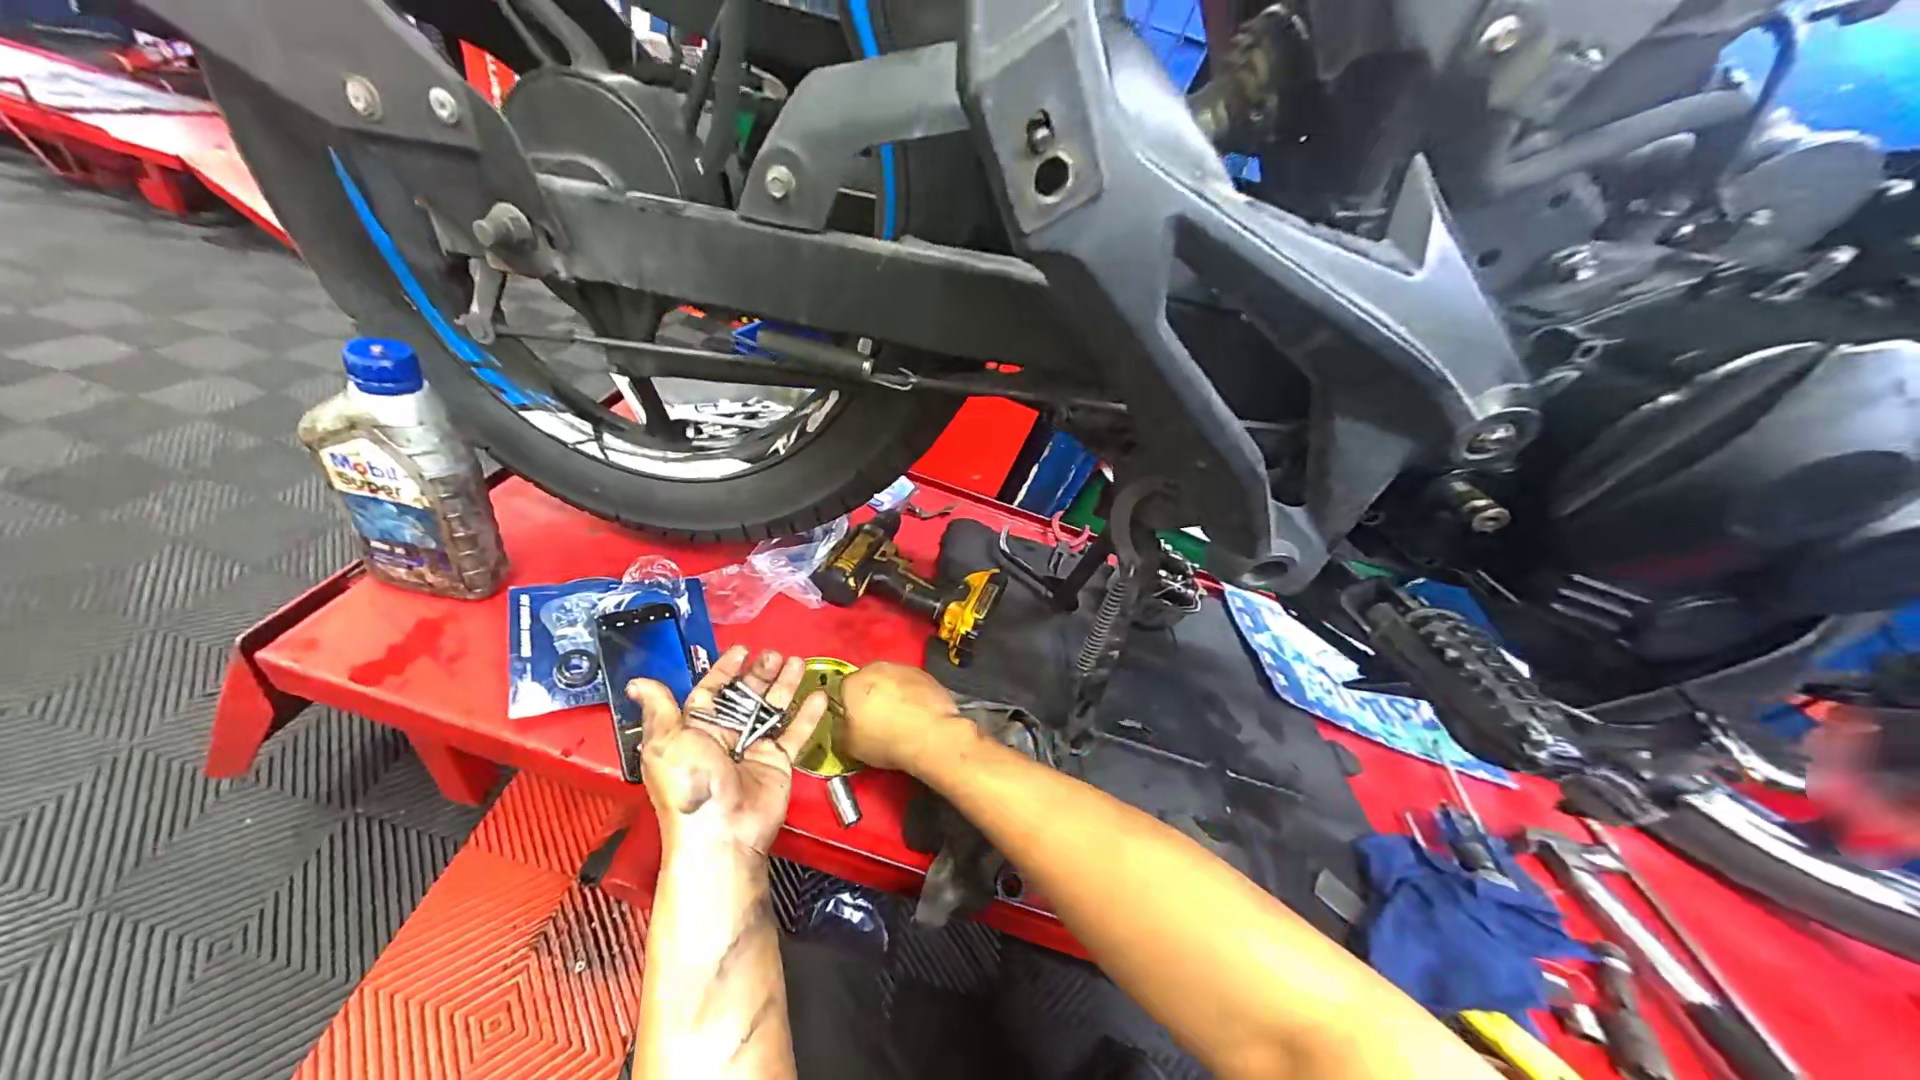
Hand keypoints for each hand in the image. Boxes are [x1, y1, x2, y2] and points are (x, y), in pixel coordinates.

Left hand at [627, 645, 827, 859]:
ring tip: (797, 663)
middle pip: (746, 696)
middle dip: (760, 673)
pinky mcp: (778, 763)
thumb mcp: (664, 742)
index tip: (741, 650)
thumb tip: (636, 682)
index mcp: (695, 729)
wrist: (722, 832)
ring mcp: (753, 749)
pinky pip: (795, 734)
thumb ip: (658, 708)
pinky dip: (808, 715)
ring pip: (773, 709)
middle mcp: (725, 737)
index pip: (711, 691)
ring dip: (785, 685)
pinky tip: (819, 695)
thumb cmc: (689, 785)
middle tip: (775, 655)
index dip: (724, 670)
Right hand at [838, 662, 970, 772]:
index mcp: (853, 682)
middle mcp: (876, 668)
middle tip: (877, 720)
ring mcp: (904, 668)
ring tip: (901, 718)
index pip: (843, 691)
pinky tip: (917, 714)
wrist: (931, 735)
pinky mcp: (926, 675)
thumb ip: (841, 729)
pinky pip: (912, 685)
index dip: (848, 708)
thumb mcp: (850, 746)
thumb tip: (844, 725)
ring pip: (891, 681)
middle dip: (871, 697)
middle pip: (868, 682)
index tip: (856, 722)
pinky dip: (912, 695)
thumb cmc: (886, 740)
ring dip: (893, 694)